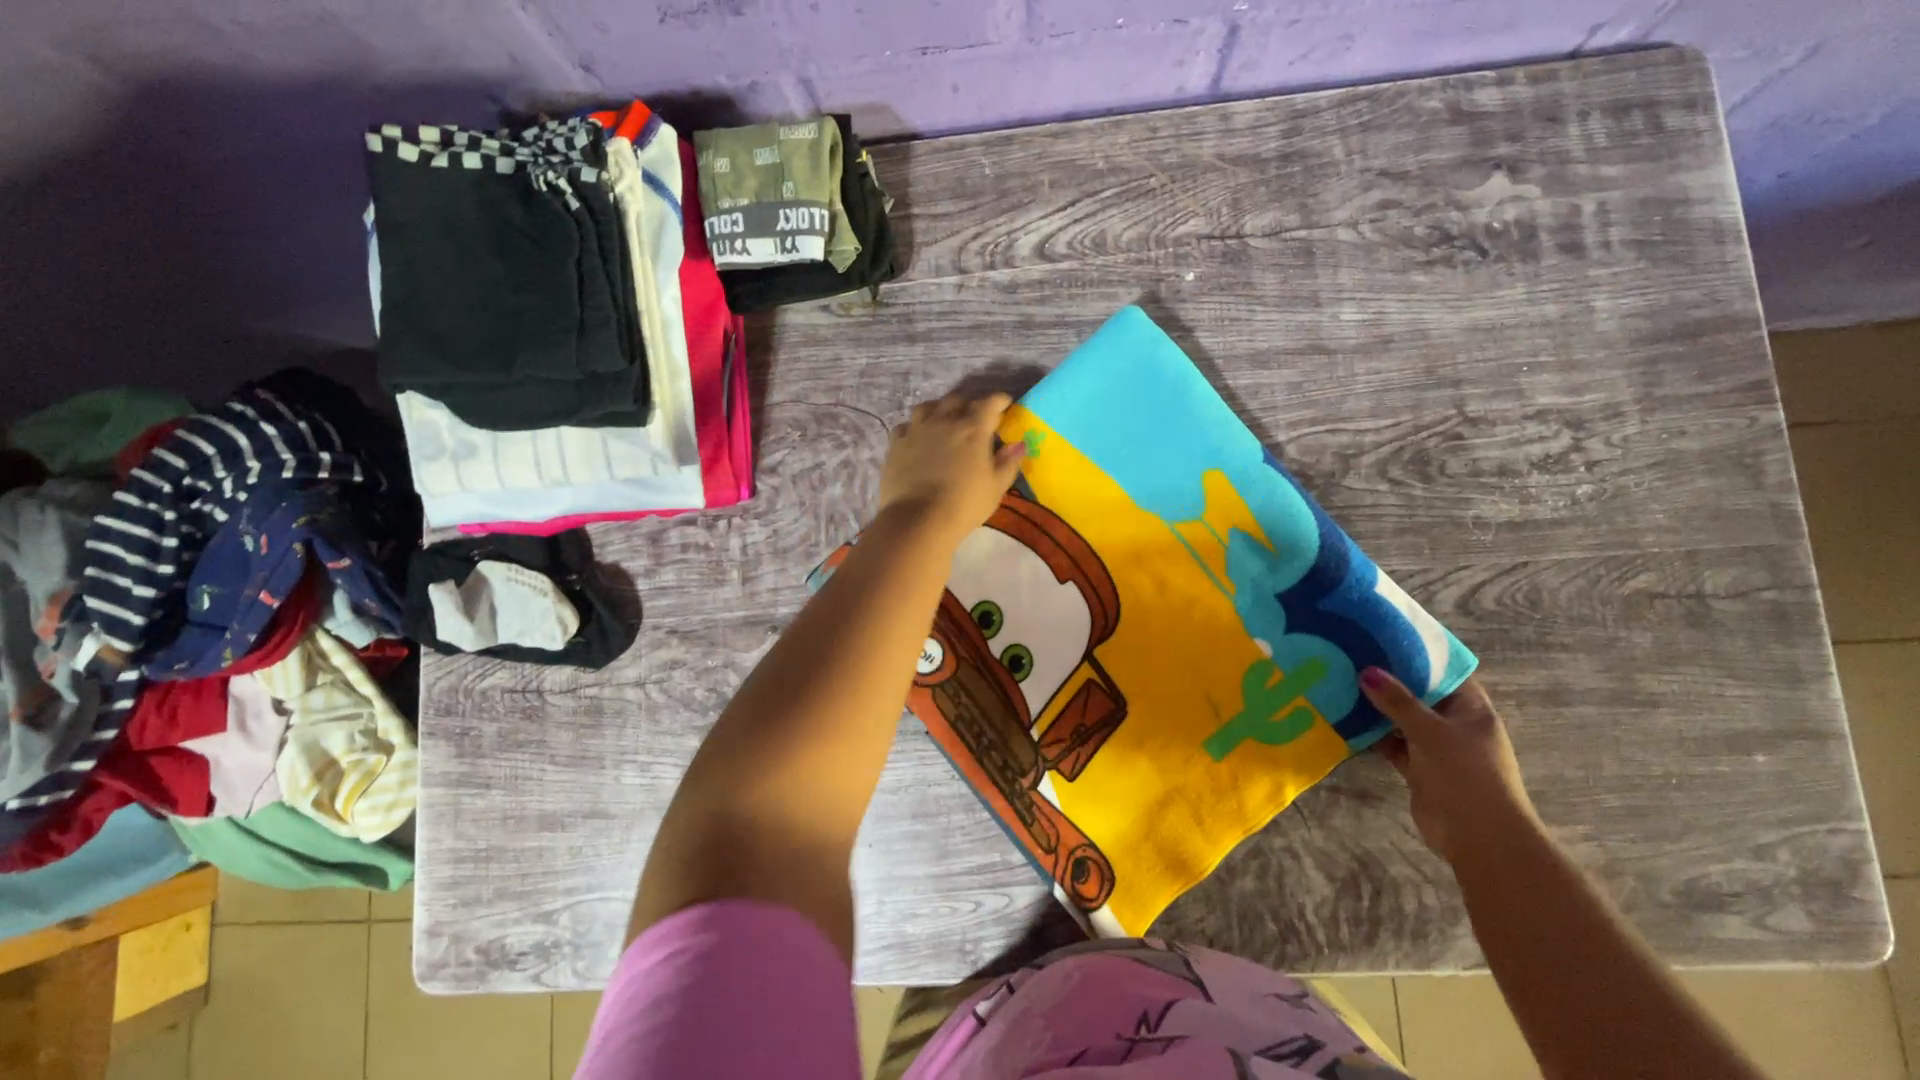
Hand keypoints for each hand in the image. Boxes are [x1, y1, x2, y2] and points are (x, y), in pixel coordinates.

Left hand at [877, 394, 1026, 540]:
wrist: (918, 520)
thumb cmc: (964, 505)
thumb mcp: (996, 487)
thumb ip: (1009, 463)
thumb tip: (1019, 444)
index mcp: (973, 429)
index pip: (989, 403)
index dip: (999, 401)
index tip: (1005, 404)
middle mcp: (944, 422)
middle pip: (957, 401)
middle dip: (969, 405)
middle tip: (975, 418)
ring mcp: (917, 430)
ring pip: (928, 407)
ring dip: (939, 409)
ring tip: (943, 420)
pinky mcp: (896, 444)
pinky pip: (905, 425)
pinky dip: (914, 427)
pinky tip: (917, 437)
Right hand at [1362, 670, 1542, 864]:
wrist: (1479, 837)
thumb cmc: (1466, 775)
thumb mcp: (1431, 732)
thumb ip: (1398, 702)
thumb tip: (1367, 671)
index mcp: (1472, 710)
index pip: (1446, 674)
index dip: (1420, 657)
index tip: (1384, 640)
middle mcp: (1455, 726)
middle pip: (1421, 696)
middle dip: (1392, 682)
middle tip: (1353, 659)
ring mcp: (1437, 749)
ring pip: (1403, 721)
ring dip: (1379, 710)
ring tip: (1343, 684)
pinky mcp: (1420, 770)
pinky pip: (1393, 745)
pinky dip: (1374, 737)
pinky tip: (1346, 722)